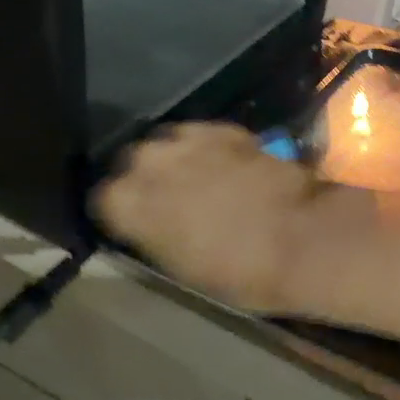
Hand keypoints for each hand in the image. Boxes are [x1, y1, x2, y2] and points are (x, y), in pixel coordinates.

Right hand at [93, 123, 324, 312]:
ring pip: (163, 144)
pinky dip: (204, 150)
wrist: (298, 237)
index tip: (133, 227)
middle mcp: (146, 160)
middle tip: (165, 203)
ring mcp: (185, 137)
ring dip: (172, 161)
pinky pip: (198, 136)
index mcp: (124, 200)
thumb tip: (145, 225)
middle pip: (130, 163)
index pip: (101, 200)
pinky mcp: (222, 127)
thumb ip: (148, 235)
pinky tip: (222, 168)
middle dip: (142, 179)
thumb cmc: (234, 272)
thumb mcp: (175, 266)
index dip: (118, 214)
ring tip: (193, 182)